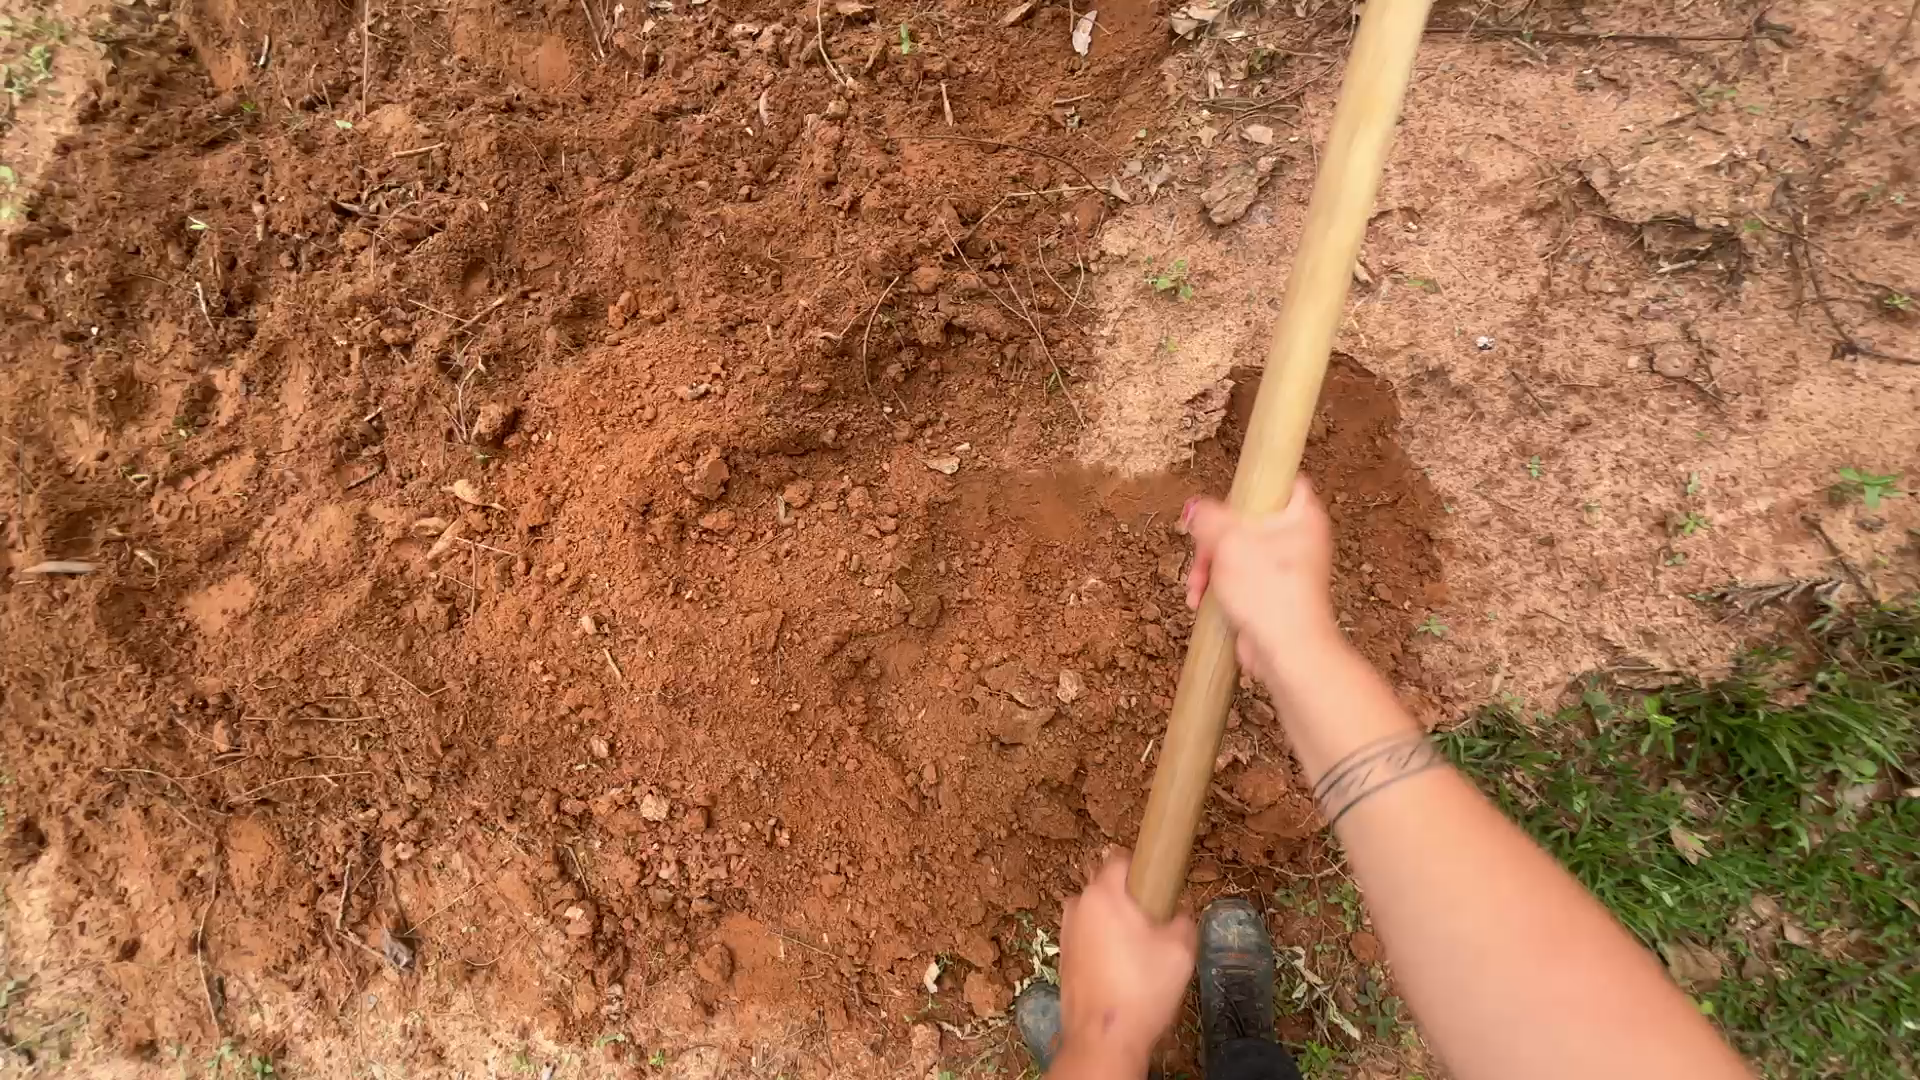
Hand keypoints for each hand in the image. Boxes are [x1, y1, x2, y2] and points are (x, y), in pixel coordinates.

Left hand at [1057, 852, 1196, 1069]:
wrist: (1103, 1037)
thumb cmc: (1142, 988)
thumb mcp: (1180, 951)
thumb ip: (1183, 920)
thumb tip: (1177, 913)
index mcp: (1103, 892)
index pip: (1120, 858)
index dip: (1141, 867)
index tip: (1158, 886)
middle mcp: (1079, 903)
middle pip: (1106, 885)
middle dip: (1128, 898)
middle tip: (1152, 924)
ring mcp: (1066, 929)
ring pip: (1095, 912)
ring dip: (1113, 921)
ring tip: (1137, 952)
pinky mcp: (1062, 954)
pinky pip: (1086, 935)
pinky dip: (1100, 943)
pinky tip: (1119, 969)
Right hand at [1182, 476, 1339, 684]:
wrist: (1286, 650)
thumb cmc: (1269, 593)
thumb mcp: (1228, 542)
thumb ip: (1207, 518)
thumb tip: (1194, 508)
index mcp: (1301, 516)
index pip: (1282, 481)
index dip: (1252, 484)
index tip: (1226, 495)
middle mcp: (1297, 538)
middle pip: (1245, 519)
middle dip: (1212, 538)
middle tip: (1201, 551)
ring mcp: (1283, 566)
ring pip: (1235, 550)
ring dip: (1208, 566)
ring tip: (1196, 585)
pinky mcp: (1269, 591)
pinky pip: (1236, 577)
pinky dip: (1216, 585)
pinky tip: (1199, 599)